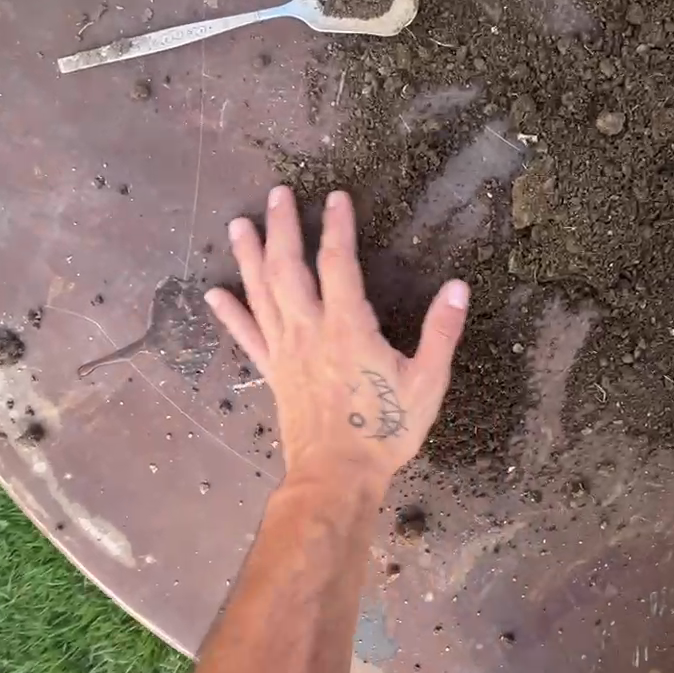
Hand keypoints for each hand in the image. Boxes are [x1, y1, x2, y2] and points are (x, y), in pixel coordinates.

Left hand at [204, 186, 468, 485]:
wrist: (336, 478)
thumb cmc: (386, 429)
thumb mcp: (428, 381)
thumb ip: (442, 331)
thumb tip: (459, 286)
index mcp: (348, 328)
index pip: (338, 265)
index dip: (337, 227)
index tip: (335, 197)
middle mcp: (309, 331)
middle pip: (289, 270)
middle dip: (283, 229)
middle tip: (277, 194)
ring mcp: (285, 352)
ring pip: (262, 294)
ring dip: (250, 257)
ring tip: (239, 223)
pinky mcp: (273, 373)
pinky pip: (248, 336)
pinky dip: (230, 313)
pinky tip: (214, 293)